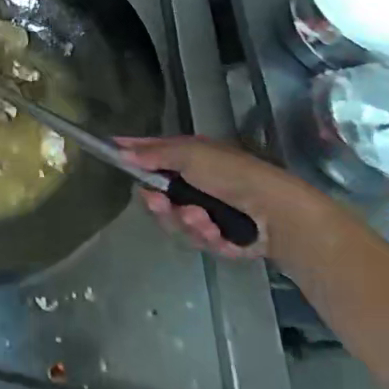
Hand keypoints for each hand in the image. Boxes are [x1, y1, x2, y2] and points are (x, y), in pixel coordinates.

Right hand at [120, 136, 325, 261]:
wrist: (277, 215)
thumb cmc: (233, 175)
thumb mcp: (190, 155)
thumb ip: (154, 153)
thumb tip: (122, 150)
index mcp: (190, 157)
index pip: (152, 153)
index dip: (132, 153)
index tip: (111, 152)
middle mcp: (195, 183)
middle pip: (157, 195)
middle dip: (158, 202)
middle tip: (159, 202)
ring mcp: (205, 212)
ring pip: (173, 221)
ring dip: (184, 221)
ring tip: (203, 220)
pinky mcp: (217, 239)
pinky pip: (195, 239)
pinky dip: (205, 236)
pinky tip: (218, 233)